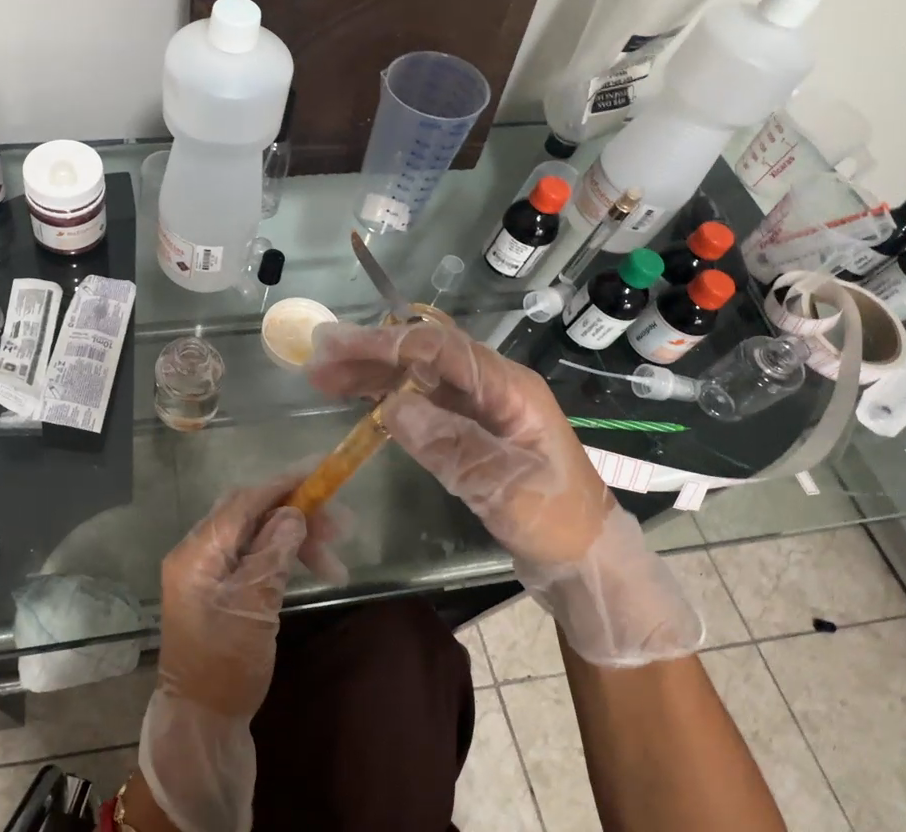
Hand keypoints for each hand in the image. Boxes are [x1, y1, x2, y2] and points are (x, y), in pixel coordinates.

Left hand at [138, 474, 339, 831]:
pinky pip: (253, 558)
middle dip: (296, 513)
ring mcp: (207, 573)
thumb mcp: (254, 607)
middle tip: (342, 526)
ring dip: (295, 539)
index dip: (284, 484)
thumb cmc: (226, 666)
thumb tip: (294, 512)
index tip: (323, 473)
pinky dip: (282, 559)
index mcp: (197, 552)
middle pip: (250, 514)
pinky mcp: (219, 591)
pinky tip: (311, 568)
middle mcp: (197, 554)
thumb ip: (272, 553)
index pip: (243, 502)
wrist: (201, 723)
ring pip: (256, 537)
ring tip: (336, 559)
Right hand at [305, 320, 701, 667]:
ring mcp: (482, 408)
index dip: (387, 344)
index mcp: (511, 389)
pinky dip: (387, 398)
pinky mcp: (471, 431)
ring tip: (322, 377)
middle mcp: (494, 388)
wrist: (588, 562)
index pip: (441, 350)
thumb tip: (393, 407)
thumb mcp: (507, 490)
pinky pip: (423, 402)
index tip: (339, 347)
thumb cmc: (557, 524)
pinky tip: (358, 400)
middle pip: (425, 356)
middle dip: (370, 353)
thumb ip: (453, 447)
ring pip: (419, 377)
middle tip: (318, 357)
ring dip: (372, 374)